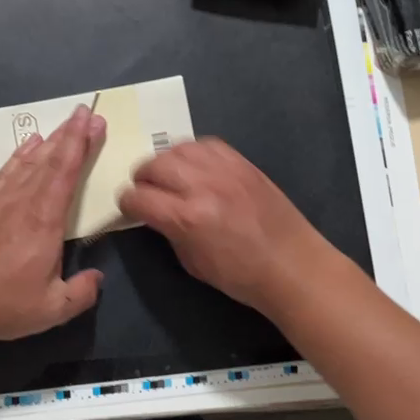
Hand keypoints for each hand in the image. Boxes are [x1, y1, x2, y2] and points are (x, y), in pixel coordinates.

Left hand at [0, 105, 106, 348]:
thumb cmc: (4, 305)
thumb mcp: (53, 308)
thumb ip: (81, 292)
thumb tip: (97, 278)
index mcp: (45, 221)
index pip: (67, 172)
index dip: (81, 144)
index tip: (93, 121)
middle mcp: (24, 202)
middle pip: (51, 159)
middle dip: (71, 134)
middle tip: (88, 113)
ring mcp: (1, 202)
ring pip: (30, 162)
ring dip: (50, 140)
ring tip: (66, 124)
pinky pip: (6, 172)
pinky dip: (20, 155)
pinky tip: (29, 146)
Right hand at [118, 138, 333, 315]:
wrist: (292, 265)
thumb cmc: (240, 275)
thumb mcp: (192, 263)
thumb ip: (168, 231)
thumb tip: (155, 214)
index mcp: (185, 218)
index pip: (137, 196)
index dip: (127, 204)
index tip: (131, 209)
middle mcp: (201, 186)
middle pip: (153, 165)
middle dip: (143, 180)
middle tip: (149, 192)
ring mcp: (223, 169)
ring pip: (177, 148)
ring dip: (167, 162)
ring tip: (172, 177)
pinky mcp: (242, 162)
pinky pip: (206, 143)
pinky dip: (194, 153)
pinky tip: (197, 167)